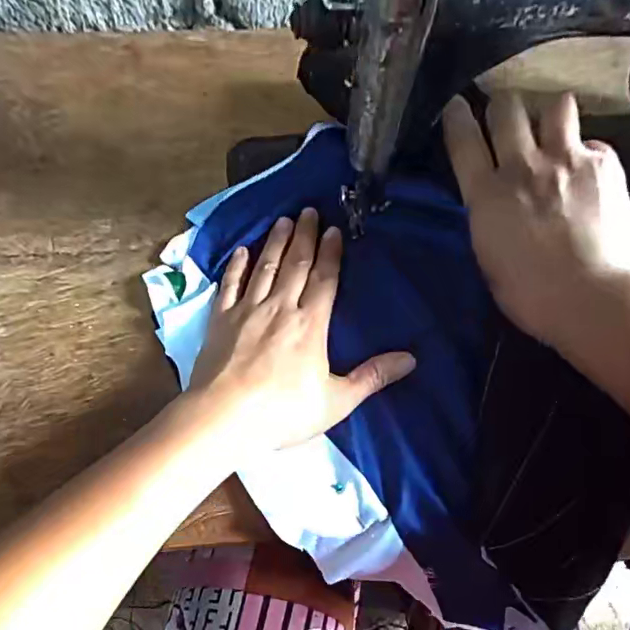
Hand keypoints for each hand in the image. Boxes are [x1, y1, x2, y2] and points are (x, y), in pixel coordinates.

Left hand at [182, 208, 415, 455]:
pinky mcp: (219, 321)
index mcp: (310, 324)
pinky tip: (242, 251)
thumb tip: (410, 359)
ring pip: (264, 268)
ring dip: (275, 243)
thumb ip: (371, 377)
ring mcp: (246, 311)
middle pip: (295, 265)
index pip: (324, 280)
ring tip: (283, 221)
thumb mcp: (335, 401)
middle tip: (309, 212)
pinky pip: (229, 285)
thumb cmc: (282, 412)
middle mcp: (279, 308)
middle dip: (304, 237)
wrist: (224, 417)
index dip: (330, 254)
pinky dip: (237, 266)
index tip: (333, 231)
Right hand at [442, 91, 629, 348]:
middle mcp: (521, 166)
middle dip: (503, 108)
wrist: (586, 294)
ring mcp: (565, 159)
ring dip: (549, 115)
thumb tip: (496, 198)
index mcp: (485, 195)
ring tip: (553, 133)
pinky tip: (587, 174)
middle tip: (506, 119)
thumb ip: (489, 214)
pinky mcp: (604, 163)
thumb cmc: (526, 292)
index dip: (457, 117)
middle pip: (506, 108)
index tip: (457, 106)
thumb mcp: (488, 253)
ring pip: (555, 105)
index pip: (463, 140)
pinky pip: (592, 141)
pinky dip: (587, 153)